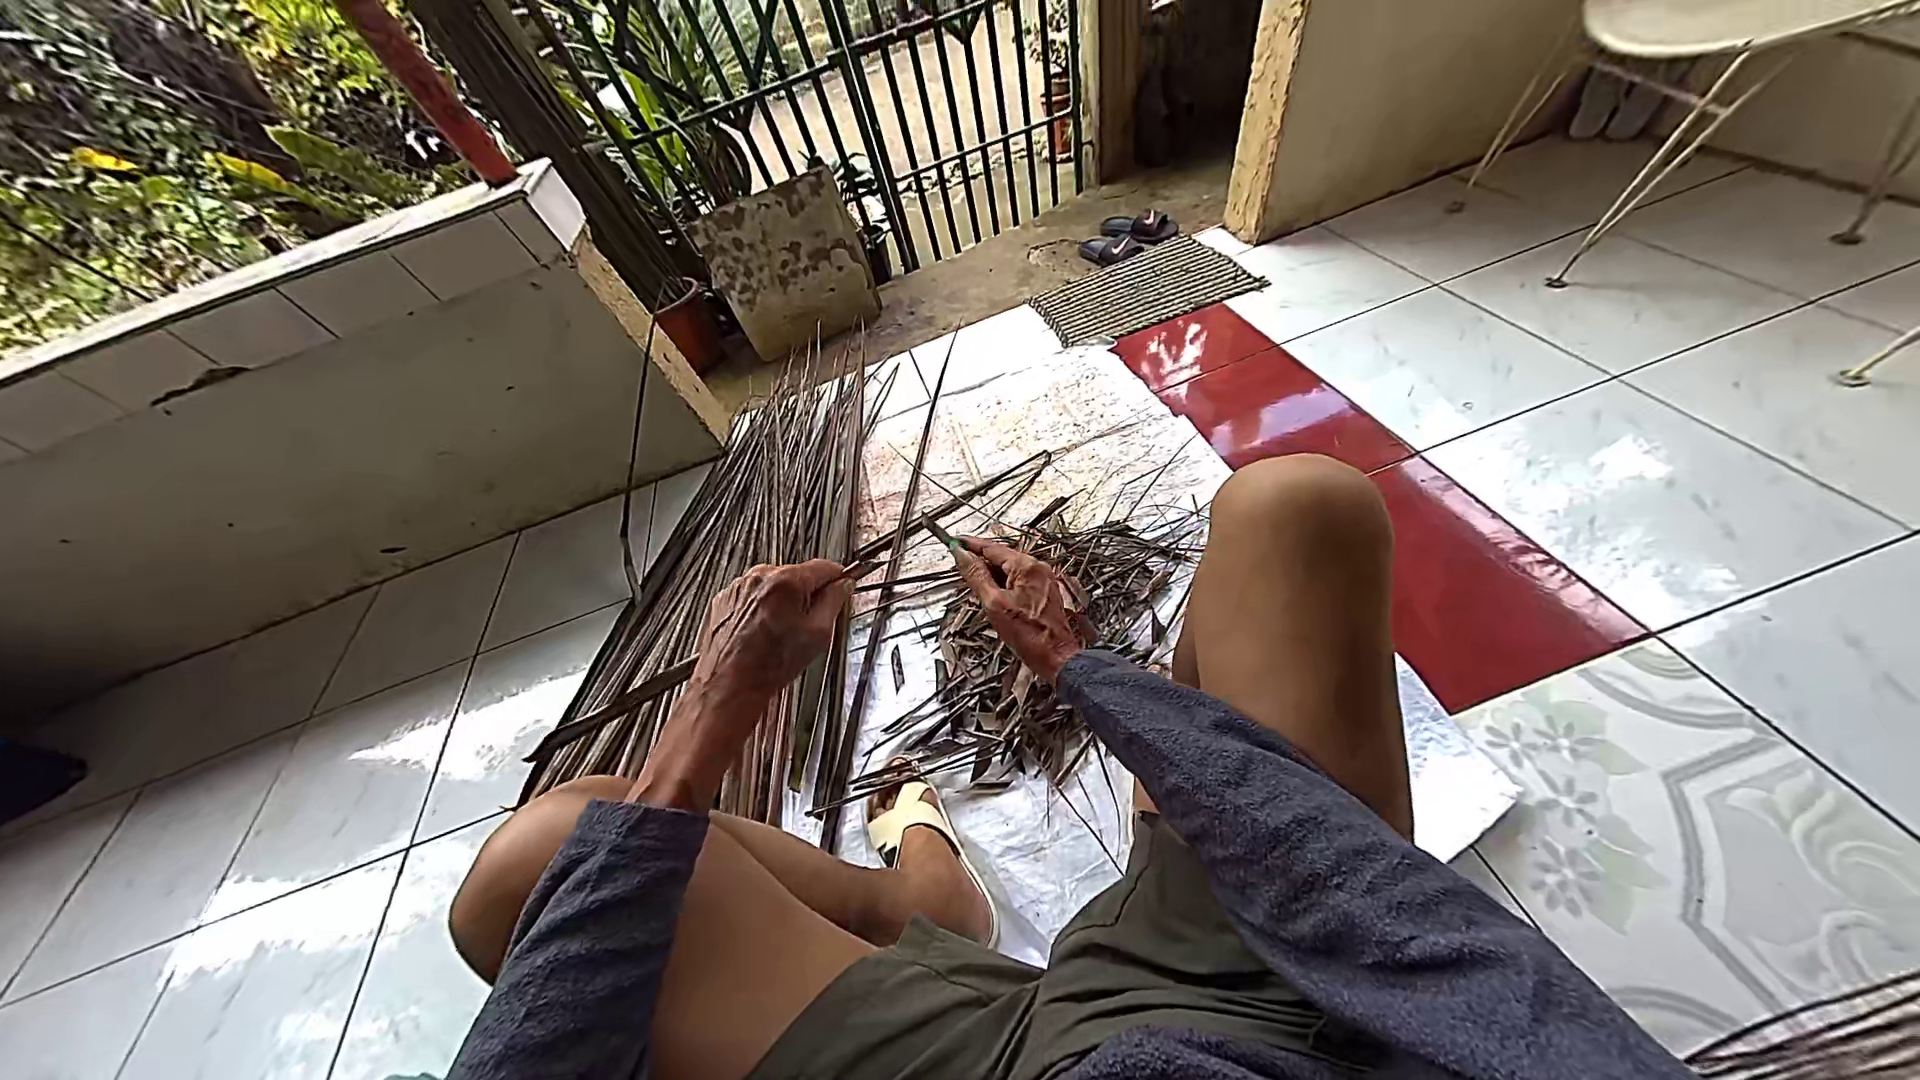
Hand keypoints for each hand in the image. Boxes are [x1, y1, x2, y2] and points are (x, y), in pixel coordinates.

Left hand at [631, 560, 851, 810]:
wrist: (727, 687)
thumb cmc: (766, 666)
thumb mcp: (817, 635)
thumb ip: (835, 602)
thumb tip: (842, 586)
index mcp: (786, 581)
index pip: (825, 567)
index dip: (838, 580)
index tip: (841, 589)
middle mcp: (759, 578)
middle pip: (798, 575)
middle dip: (808, 596)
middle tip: (808, 625)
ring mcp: (738, 588)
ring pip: (775, 586)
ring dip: (783, 603)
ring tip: (781, 634)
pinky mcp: (724, 601)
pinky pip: (752, 597)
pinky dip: (761, 610)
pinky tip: (763, 635)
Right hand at [953, 537, 1083, 682]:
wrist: (1055, 657)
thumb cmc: (1030, 636)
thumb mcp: (993, 604)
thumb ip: (976, 576)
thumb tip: (962, 555)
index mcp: (1027, 566)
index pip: (991, 547)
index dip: (970, 545)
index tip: (955, 542)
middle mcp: (1038, 568)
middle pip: (1001, 557)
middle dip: (980, 562)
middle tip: (960, 566)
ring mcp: (1043, 580)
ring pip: (1010, 569)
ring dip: (991, 575)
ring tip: (976, 587)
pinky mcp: (1044, 592)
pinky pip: (1019, 580)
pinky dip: (1004, 584)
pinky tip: (994, 597)